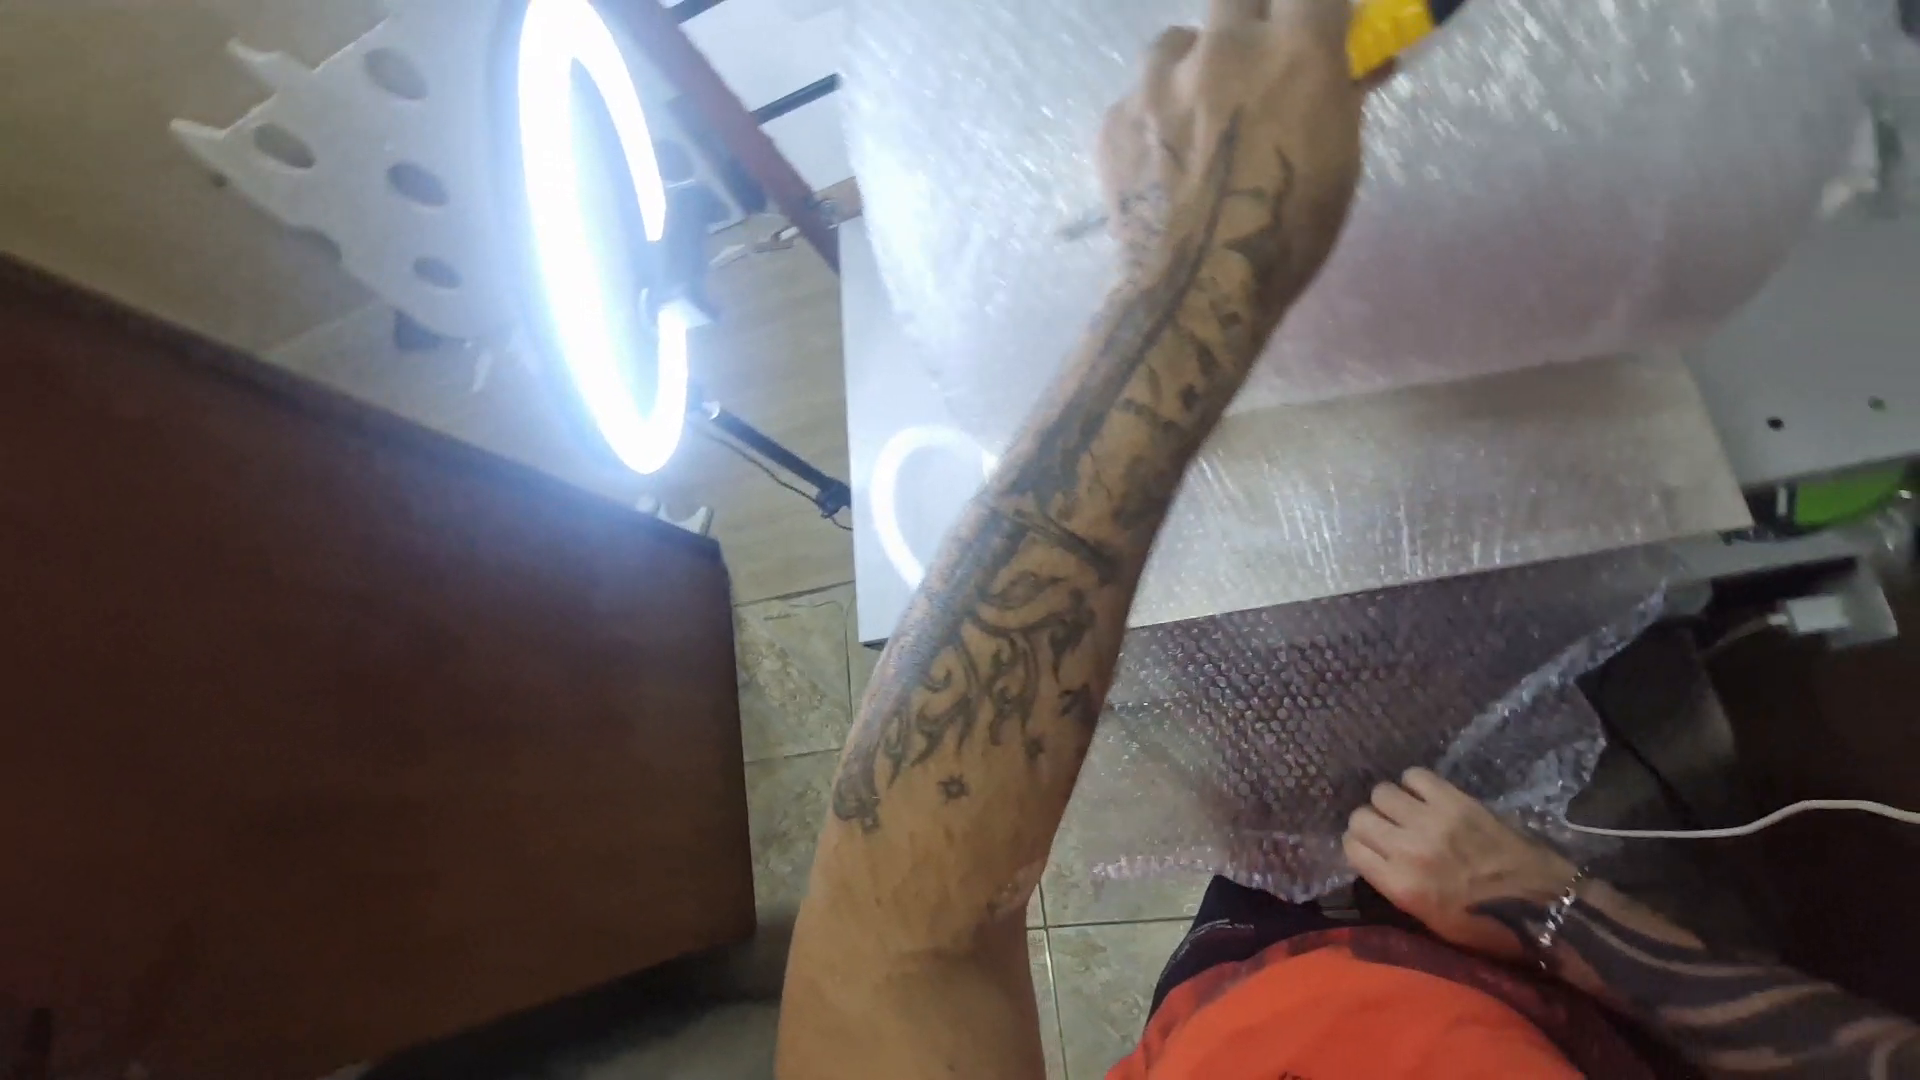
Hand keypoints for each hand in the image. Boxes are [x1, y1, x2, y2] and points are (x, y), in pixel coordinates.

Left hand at [1099, 0, 1363, 323]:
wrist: (1191, 292)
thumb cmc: (1282, 239)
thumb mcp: (1338, 163)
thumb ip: (1332, 96)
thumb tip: (1336, 63)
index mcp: (1294, 54)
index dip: (1308, 9)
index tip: (1306, 29)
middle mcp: (1223, 51)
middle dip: (1248, 19)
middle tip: (1248, 62)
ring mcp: (1158, 85)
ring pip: (1173, 44)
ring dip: (1188, 66)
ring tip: (1191, 116)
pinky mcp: (1114, 123)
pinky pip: (1134, 99)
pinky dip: (1149, 119)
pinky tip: (1156, 160)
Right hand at [1344, 768, 1579, 960]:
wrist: (1548, 908)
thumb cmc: (1489, 925)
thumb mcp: (1431, 920)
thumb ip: (1393, 884)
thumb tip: (1370, 856)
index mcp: (1401, 885)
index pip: (1351, 847)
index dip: (1360, 846)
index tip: (1374, 849)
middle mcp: (1408, 850)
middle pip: (1360, 817)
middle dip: (1371, 823)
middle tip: (1390, 830)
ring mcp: (1432, 822)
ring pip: (1382, 792)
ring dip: (1392, 803)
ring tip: (1410, 812)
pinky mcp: (1456, 801)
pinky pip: (1414, 776)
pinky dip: (1415, 784)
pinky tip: (1427, 798)